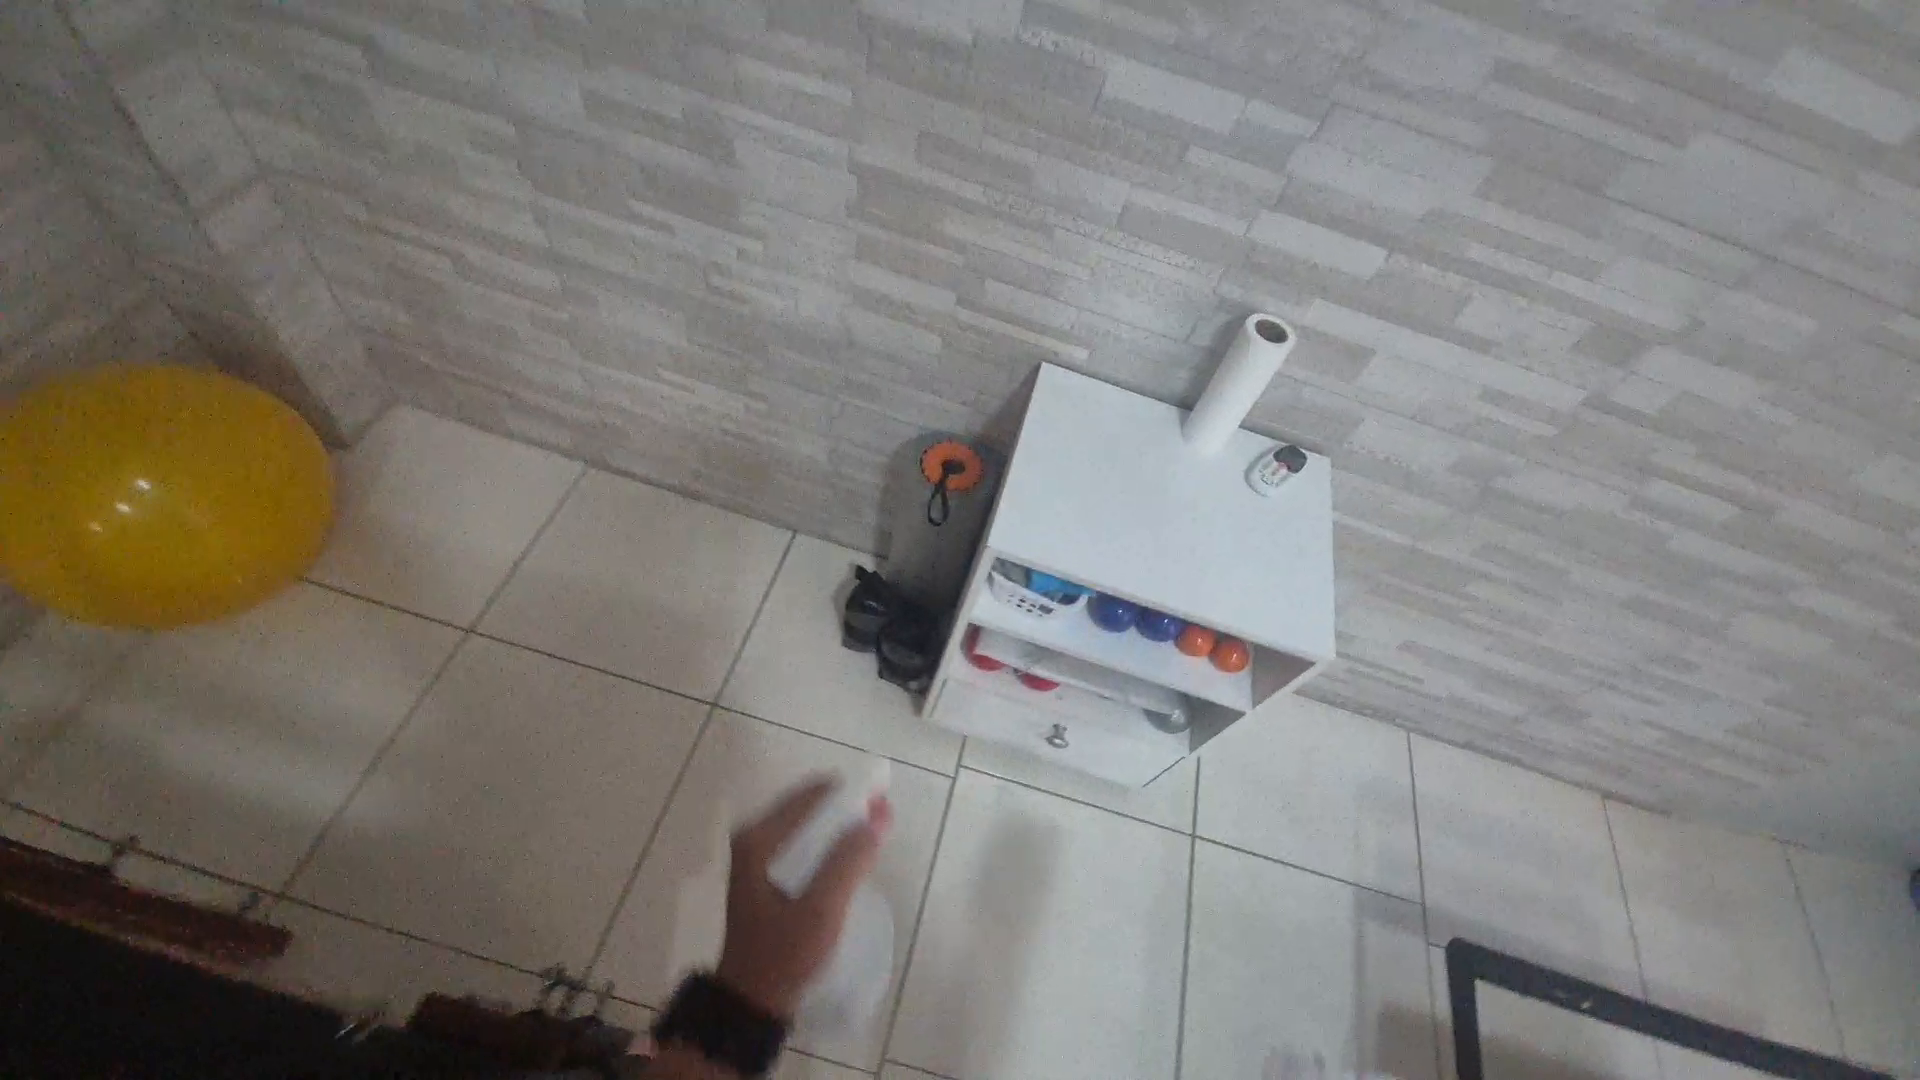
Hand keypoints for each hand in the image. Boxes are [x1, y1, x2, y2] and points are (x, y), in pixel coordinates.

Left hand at [714, 777, 892, 1020]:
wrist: (753, 1001)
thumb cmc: (785, 954)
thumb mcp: (821, 911)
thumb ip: (849, 861)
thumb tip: (879, 814)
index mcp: (759, 838)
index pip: (814, 795)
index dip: (852, 794)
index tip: (882, 804)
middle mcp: (753, 836)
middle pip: (810, 805)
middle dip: (848, 809)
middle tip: (882, 821)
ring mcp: (757, 854)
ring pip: (809, 823)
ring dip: (842, 825)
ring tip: (873, 837)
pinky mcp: (765, 871)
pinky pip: (805, 842)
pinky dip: (830, 843)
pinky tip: (849, 858)